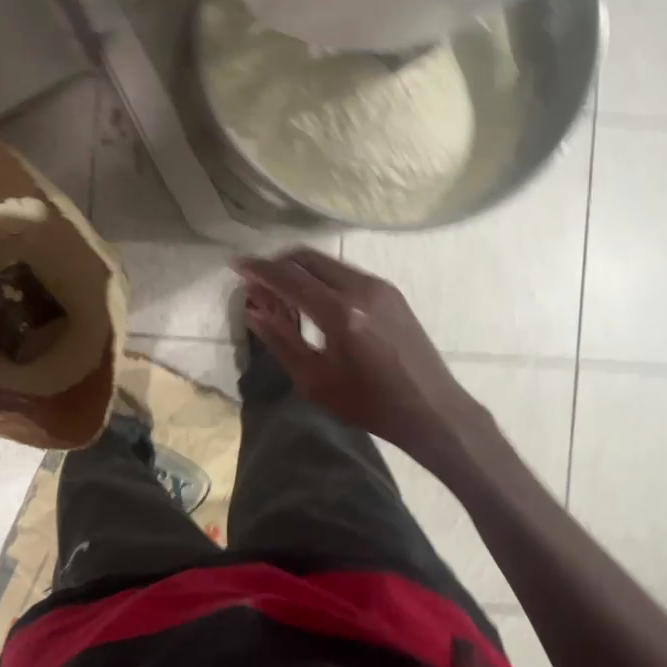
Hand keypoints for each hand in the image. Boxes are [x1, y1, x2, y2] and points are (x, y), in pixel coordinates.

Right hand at [235, 247, 493, 468]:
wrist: (431, 409)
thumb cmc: (369, 404)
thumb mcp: (315, 381)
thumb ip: (280, 341)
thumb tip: (252, 311)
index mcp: (339, 313)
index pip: (288, 278)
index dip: (258, 269)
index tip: (235, 265)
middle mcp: (360, 288)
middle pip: (305, 257)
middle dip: (276, 263)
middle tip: (256, 280)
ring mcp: (379, 286)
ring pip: (326, 261)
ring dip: (298, 268)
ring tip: (281, 291)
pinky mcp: (390, 291)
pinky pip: (344, 271)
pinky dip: (320, 275)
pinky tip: (312, 297)